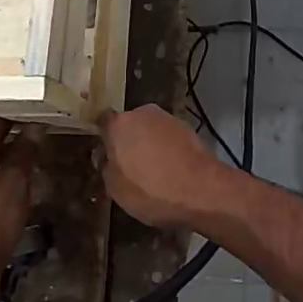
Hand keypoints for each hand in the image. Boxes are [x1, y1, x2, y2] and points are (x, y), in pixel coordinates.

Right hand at [99, 107, 230, 228]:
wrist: (200, 188)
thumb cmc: (149, 189)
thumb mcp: (115, 187)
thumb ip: (106, 166)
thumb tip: (106, 156)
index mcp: (120, 124)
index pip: (103, 121)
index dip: (103, 136)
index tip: (103, 152)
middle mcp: (144, 113)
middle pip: (129, 124)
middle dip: (127, 140)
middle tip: (127, 165)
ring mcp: (168, 118)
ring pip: (150, 129)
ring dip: (148, 144)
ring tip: (151, 170)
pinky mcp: (188, 127)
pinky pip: (168, 136)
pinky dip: (166, 148)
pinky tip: (169, 168)